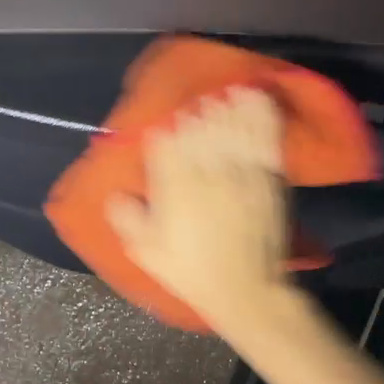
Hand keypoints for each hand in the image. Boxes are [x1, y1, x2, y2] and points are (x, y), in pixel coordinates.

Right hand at [105, 87, 293, 329]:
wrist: (245, 289)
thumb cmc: (191, 273)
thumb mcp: (148, 253)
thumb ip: (129, 221)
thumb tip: (115, 195)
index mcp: (174, 192)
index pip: (167, 146)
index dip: (167, 131)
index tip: (166, 124)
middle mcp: (206, 175)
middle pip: (199, 130)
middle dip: (197, 114)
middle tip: (197, 104)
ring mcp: (240, 172)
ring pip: (230, 127)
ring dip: (226, 107)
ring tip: (223, 93)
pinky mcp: (268, 175)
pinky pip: (263, 135)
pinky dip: (259, 113)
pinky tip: (256, 96)